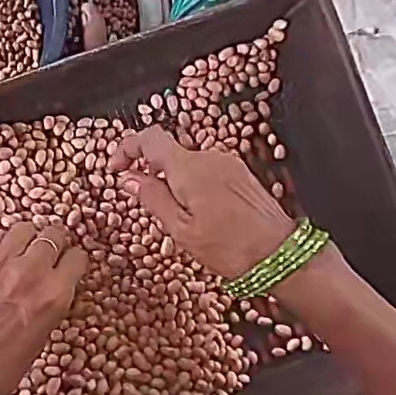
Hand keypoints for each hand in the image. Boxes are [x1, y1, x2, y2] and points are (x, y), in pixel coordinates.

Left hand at [0, 222, 87, 394]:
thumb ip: (47, 307)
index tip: (67, 266)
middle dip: (53, 244)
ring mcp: (1, 261)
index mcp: (55, 296)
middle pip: (53, 235)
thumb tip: (47, 293)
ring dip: (26, 238)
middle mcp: (32, 272)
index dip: (71, 262)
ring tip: (21, 251)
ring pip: (25, 228)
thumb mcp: (38, 340)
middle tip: (46, 255)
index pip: (76, 259)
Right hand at [110, 125, 321, 278]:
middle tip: (139, 200)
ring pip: (186, 163)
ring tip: (171, 214)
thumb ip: (152, 197)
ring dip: (170, 180)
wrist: (279, 255)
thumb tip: (128, 178)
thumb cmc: (229, 248)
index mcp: (189, 168)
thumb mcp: (179, 228)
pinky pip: (204, 171)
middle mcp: (209, 157)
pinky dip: (189, 184)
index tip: (116, 170)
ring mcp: (227, 164)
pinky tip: (194, 213)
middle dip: (148, 170)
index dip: (126, 149)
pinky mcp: (239, 174)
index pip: (149, 138)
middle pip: (168, 151)